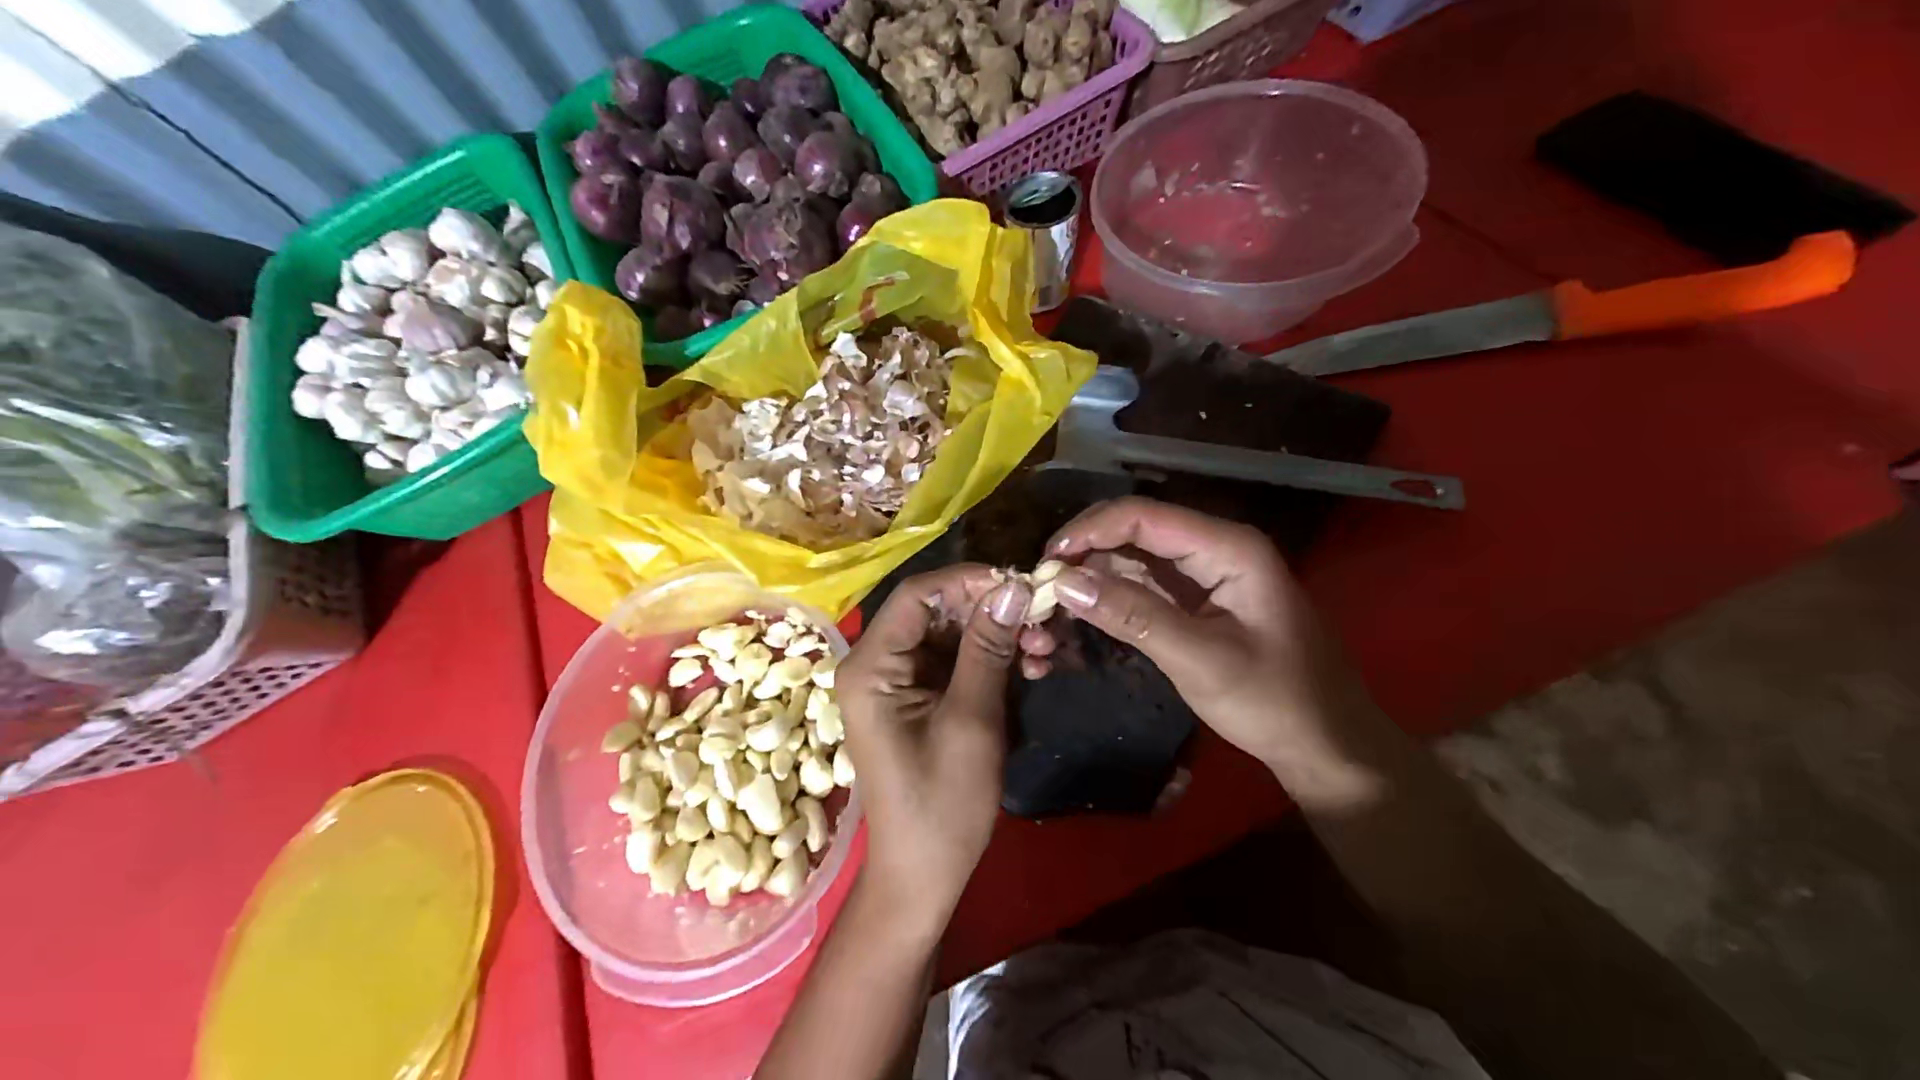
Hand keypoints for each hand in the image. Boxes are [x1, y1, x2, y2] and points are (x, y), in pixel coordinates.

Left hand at [836, 565, 1028, 922]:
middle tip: (1043, 625)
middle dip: (992, 612)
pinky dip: (992, 662)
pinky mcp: (919, 697)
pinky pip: (957, 661)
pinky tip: (1030, 670)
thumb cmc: (942, 803)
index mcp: (871, 666)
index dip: (970, 582)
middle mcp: (876, 663)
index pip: (918, 595)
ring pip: (953, 634)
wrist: (924, 874)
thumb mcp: (972, 720)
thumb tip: (1013, 587)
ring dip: (999, 637)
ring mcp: (898, 681)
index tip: (1022, 586)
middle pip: (937, 612)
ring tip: (1044, 653)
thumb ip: (988, 648)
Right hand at [1035, 498, 1380, 800]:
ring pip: (1133, 560)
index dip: (1089, 531)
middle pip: (1133, 533)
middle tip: (1039, 587)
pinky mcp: (1195, 603)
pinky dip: (1108, 599)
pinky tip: (1078, 615)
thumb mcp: (1200, 660)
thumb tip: (1063, 583)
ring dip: (1091, 578)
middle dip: (1084, 554)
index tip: (1045, 561)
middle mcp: (1213, 550)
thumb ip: (1132, 616)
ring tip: (1050, 605)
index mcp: (1227, 548)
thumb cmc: (1275, 701)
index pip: (1143, 516)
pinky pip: (1142, 588)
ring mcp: (1203, 576)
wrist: (1326, 745)